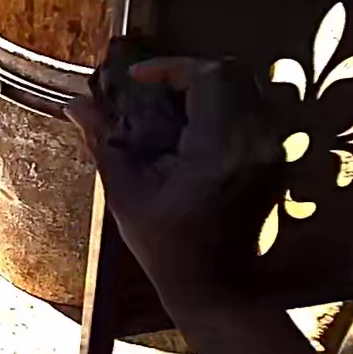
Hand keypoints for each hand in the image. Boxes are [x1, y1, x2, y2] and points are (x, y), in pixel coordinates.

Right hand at [65, 57, 283, 315]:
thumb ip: (103, 143)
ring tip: (176, 110)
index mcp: (219, 149)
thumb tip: (75, 105)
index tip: (139, 78)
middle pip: (232, 72)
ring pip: (249, 88)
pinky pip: (257, 111)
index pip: (208, 75)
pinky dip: (226, 107)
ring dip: (211, 87)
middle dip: (190, 73)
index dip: (170, 66)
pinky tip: (196, 132)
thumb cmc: (168, 248)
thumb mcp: (127, 195)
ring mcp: (274, 151)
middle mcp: (256, 142)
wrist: (216, 287)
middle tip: (155, 92)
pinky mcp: (277, 160)